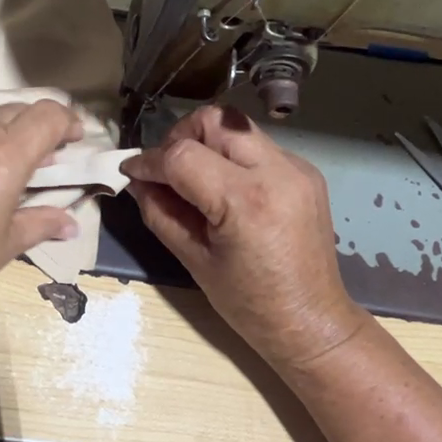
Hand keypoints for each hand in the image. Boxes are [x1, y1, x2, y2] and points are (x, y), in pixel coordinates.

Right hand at [121, 105, 368, 368]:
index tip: (130, 171)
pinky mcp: (305, 172)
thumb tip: (137, 182)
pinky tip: (222, 188)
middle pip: (213, 121)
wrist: (310, 320)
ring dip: (205, 143)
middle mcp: (276, 172)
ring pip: (236, 127)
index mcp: (245, 201)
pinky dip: (230, 156)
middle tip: (163, 170)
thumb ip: (161, 214)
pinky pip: (257, 146)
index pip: (182, 156)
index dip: (148, 160)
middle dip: (178, 138)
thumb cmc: (249, 303)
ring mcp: (296, 168)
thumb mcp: (194, 260)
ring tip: (190, 177)